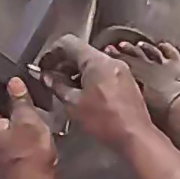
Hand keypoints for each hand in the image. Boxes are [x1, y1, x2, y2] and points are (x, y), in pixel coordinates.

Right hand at [40, 34, 157, 148]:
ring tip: (66, 89)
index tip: (43, 67)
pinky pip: (104, 72)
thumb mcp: (73, 104)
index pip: (68, 42)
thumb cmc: (104, 121)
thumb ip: (57, 85)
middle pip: (82, 52)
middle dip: (64, 64)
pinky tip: (84, 94)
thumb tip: (46, 76)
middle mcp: (111, 60)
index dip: (52, 53)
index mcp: (97, 60)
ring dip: (77, 72)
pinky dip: (91, 78)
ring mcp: (122, 70)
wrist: (135, 135)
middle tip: (52, 79)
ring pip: (93, 62)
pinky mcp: (127, 81)